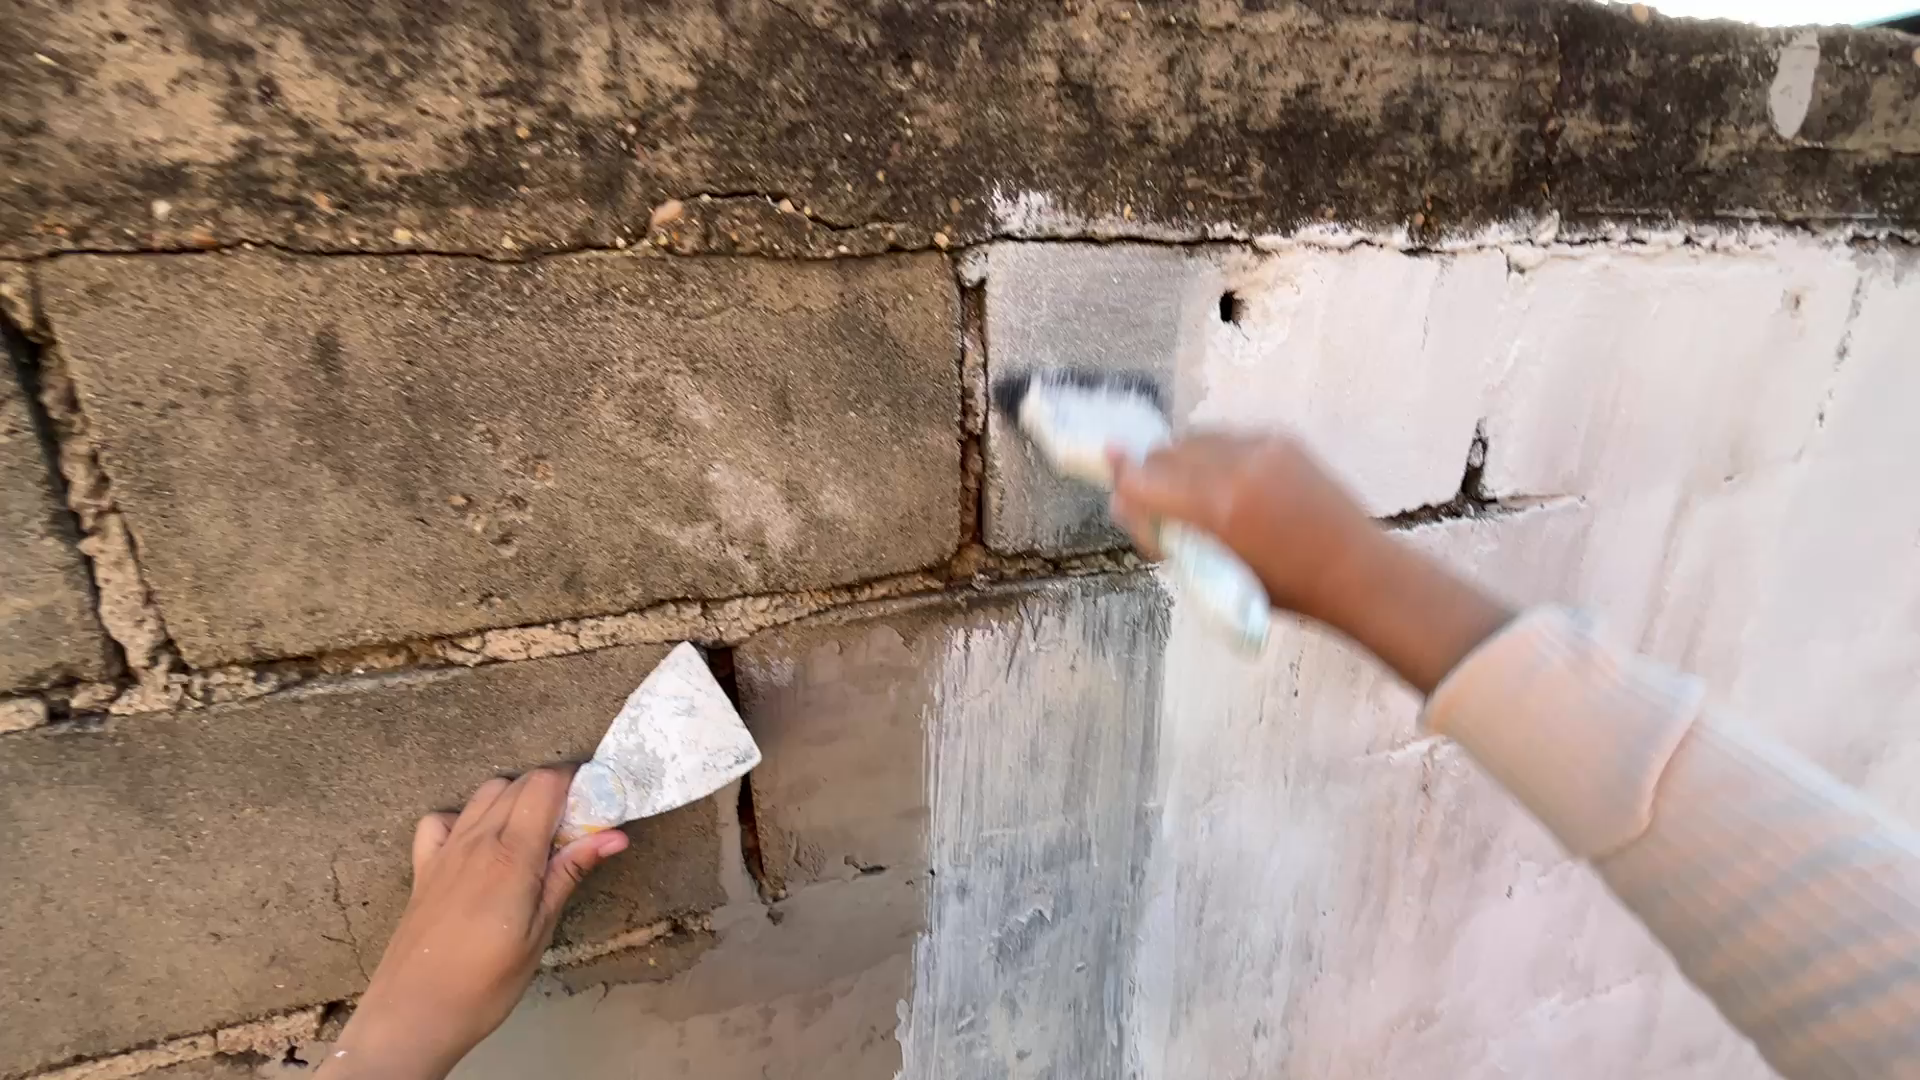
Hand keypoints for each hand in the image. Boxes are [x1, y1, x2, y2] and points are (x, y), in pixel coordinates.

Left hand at [317, 768, 629, 1079]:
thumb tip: (617, 835)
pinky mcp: (423, 868)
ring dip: (516, 796)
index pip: (545, 783)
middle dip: (553, 787)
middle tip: (574, 821)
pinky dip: (464, 817)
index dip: (574, 779)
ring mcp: (446, 851)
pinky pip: (441, 820)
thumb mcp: (541, 929)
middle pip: (520, 781)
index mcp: (512, 854)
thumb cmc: (486, 982)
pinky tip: (479, 841)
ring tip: (533, 830)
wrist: (410, 1021)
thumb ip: (572, 872)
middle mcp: (478, 840)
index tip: (594, 800)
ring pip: (487, 792)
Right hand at [1108, 432, 1512, 693]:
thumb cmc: (1282, 588)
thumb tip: (1120, 502)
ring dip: (1182, 462)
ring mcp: (1262, 447)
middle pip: (1165, 451)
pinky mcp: (1280, 439)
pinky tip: (1228, 483)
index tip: (1113, 480)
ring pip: (1194, 439)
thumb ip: (1162, 534)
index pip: (1145, 479)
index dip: (1122, 479)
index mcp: (1217, 509)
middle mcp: (1237, 467)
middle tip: (1160, 502)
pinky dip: (1213, 457)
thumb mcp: (1211, 573)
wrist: (1358, 571)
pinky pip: (1225, 437)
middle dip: (1153, 473)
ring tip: (1196, 492)